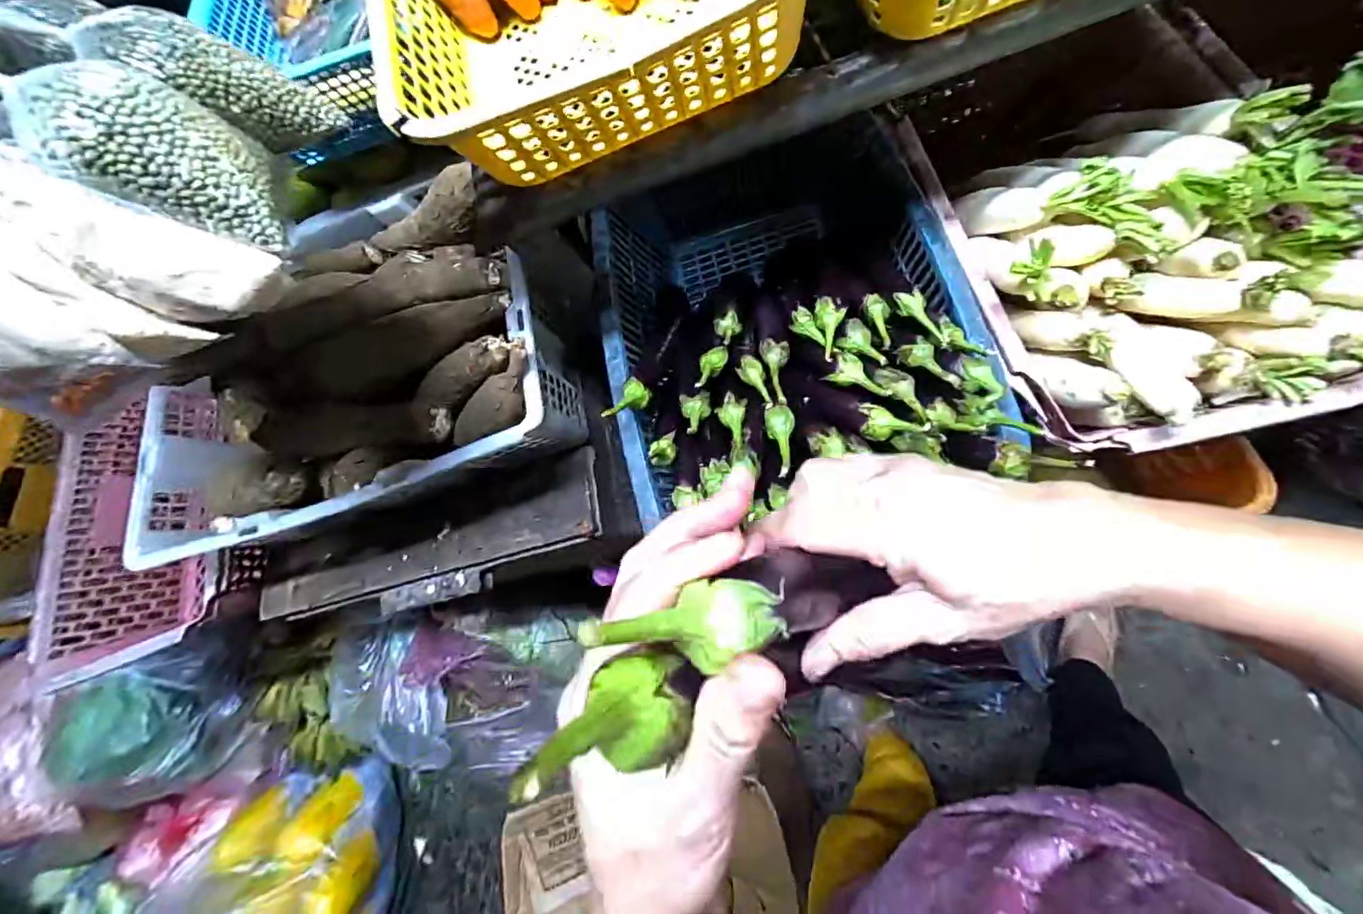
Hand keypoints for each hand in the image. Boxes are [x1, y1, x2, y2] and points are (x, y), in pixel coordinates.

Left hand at [568, 466, 787, 913]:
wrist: (651, 894)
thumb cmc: (661, 858)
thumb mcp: (696, 805)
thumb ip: (724, 738)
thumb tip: (762, 666)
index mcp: (600, 689)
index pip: (636, 603)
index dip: (684, 564)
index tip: (734, 541)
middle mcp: (608, 663)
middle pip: (641, 573)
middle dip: (689, 525)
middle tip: (739, 488)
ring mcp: (631, 662)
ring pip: (656, 579)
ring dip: (695, 534)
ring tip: (739, 503)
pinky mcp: (658, 668)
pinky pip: (680, 603)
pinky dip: (706, 567)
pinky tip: (734, 551)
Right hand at [754, 455, 1130, 679]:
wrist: (1070, 537)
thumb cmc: (1011, 585)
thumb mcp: (940, 621)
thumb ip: (868, 634)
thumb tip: (810, 661)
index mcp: (887, 521)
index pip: (800, 519)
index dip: (765, 542)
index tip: (745, 571)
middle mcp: (884, 481)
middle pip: (804, 486)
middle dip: (782, 523)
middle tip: (787, 573)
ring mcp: (898, 464)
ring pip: (824, 469)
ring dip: (804, 503)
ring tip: (814, 552)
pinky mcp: (912, 461)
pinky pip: (850, 465)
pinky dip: (830, 489)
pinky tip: (848, 526)